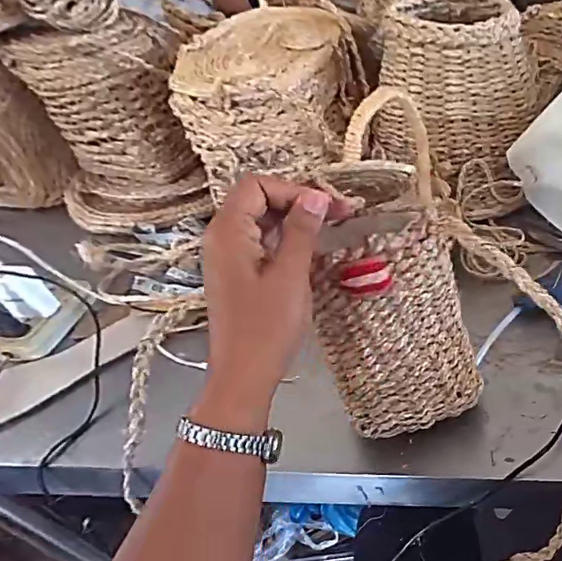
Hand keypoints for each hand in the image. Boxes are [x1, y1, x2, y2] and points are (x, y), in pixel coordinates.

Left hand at [199, 175, 347, 418]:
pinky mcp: (238, 276)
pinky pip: (262, 245)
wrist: (244, 374)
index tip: (329, 206)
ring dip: (296, 223)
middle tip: (339, 215)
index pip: (257, 186)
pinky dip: (287, 243)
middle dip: (299, 203)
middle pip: (259, 201)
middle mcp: (222, 238)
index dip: (295, 190)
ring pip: (263, 224)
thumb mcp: (290, 275)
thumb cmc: (266, 328)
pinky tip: (312, 254)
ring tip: (331, 232)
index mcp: (227, 232)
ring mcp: (228, 258)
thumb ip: (302, 231)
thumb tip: (316, 197)